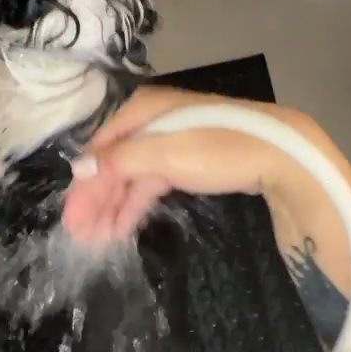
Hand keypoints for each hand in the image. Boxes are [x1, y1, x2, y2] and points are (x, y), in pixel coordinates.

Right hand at [62, 87, 332, 241]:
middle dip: (94, 201)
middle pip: (113, 165)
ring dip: (112, 208)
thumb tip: (79, 169)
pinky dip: (134, 206)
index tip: (71, 220)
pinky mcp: (187, 164)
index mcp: (143, 112)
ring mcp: (170, 144)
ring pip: (130, 179)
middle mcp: (152, 123)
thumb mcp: (164, 154)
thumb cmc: (220, 148)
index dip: (84, 185)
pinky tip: (122, 227)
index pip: (100, 149)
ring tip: (97, 240)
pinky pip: (149, 186)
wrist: (279, 155)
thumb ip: (120, 162)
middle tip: (78, 237)